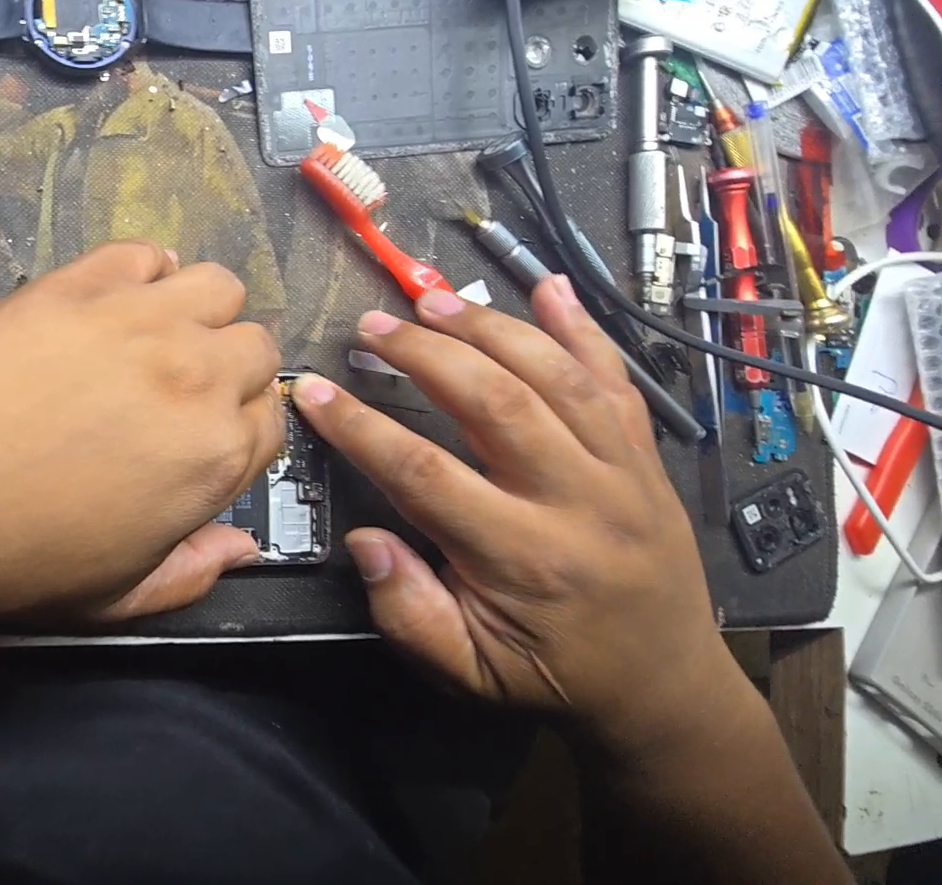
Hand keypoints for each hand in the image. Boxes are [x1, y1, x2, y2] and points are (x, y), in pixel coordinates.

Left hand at [0, 241, 281, 621]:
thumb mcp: (112, 600)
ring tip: (150, 337)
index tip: (198, 438)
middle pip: (253, 346)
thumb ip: (191, 572)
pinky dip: (140, 271)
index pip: (269, 422)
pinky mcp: (73, 283)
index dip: (237, 431)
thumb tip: (243, 545)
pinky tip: (109, 301)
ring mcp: (133, 317)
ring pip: (215, 285)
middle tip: (171, 391)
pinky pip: (139, 252)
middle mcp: (193, 373)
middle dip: (228, 370)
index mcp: (212, 455)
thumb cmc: (8, 557)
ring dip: (198, 311)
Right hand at [290, 278, 745, 755]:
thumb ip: (406, 611)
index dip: (359, 426)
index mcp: (522, 557)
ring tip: (432, 299)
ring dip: (490, 328)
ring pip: (555, 378)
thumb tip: (364, 539)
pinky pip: (616, 382)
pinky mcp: (646, 460)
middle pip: (495, 402)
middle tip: (370, 328)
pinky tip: (550, 289)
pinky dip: (584, 329)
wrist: (668, 691)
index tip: (312, 390)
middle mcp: (577, 502)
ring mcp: (622, 473)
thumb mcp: (466, 670)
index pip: (424, 472)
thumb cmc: (552, 676)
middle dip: (424, 354)